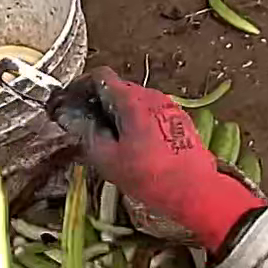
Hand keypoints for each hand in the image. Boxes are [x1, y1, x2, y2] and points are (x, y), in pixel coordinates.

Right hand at [47, 67, 264, 252]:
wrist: (196, 191)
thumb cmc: (148, 176)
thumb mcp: (106, 158)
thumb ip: (87, 132)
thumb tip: (73, 118)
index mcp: (132, 101)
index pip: (100, 76)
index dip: (81, 85)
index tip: (71, 101)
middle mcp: (152, 96)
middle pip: (118, 87)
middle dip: (99, 101)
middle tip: (86, 122)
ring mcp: (169, 106)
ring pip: (135, 100)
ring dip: (118, 111)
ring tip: (108, 135)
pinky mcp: (180, 119)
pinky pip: (150, 112)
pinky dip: (136, 119)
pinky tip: (132, 142)